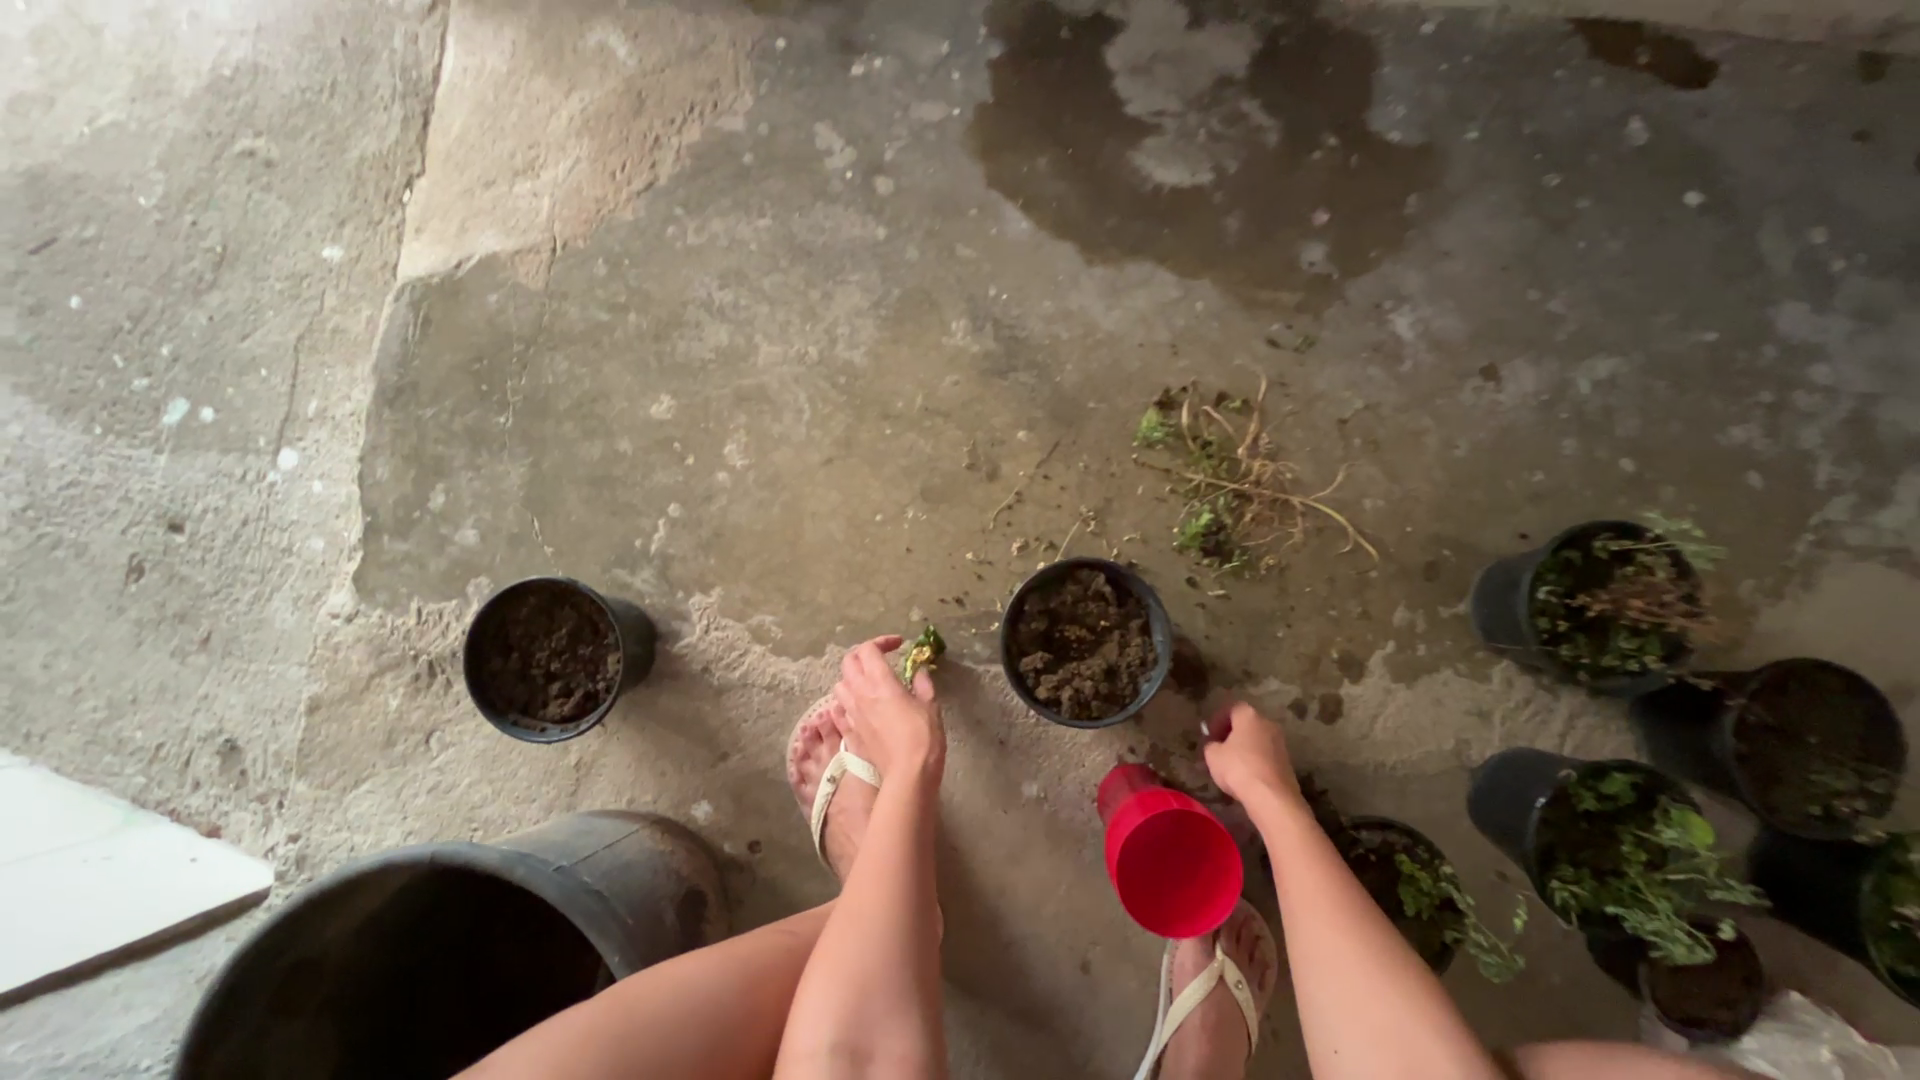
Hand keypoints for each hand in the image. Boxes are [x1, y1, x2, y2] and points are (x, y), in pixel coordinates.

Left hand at [832, 635, 944, 783]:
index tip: (899, 645)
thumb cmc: (923, 737)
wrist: (908, 773)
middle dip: (863, 654)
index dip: (882, 642)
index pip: (868, 649)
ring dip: (852, 677)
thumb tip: (919, 671)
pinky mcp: (850, 730)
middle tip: (881, 658)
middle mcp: (861, 693)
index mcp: (880, 682)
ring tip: (869, 681)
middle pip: (848, 661)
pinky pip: (840, 708)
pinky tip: (860, 706)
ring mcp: (852, 713)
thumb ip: (922, 683)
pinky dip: (847, 701)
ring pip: (840, 684)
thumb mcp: (930, 705)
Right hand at [1202, 701, 1300, 808]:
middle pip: (1247, 723)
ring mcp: (1281, 743)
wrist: (1272, 796)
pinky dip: (1255, 760)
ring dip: (1245, 747)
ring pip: (1257, 740)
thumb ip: (1211, 745)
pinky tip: (1246, 774)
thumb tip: (1215, 745)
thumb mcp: (1213, 755)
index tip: (1210, 734)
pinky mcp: (1287, 762)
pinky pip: (1266, 755)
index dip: (1218, 719)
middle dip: (1232, 733)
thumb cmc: (1238, 768)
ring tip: (1231, 763)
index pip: (1232, 708)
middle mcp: (1268, 724)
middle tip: (1219, 746)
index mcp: (1249, 716)